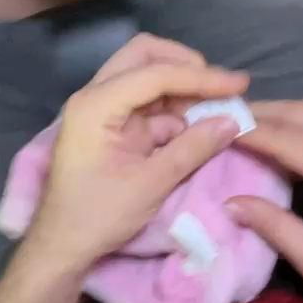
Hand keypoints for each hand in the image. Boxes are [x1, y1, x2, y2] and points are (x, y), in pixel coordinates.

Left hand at [23, 35, 247, 272]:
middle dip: (186, 67)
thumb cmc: (97, 216)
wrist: (62, 246)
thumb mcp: (150, 185)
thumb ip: (191, 149)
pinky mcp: (114, 127)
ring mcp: (104, 110)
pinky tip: (200, 127)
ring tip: (218, 109)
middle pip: (144, 56)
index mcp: (96, 105)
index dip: (201, 77)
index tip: (239, 85)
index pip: (154, 73)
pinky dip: (176, 112)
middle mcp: (96, 96)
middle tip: (220, 89)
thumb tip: (233, 122)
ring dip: (183, 89)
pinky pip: (149, 105)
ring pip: (147, 77)